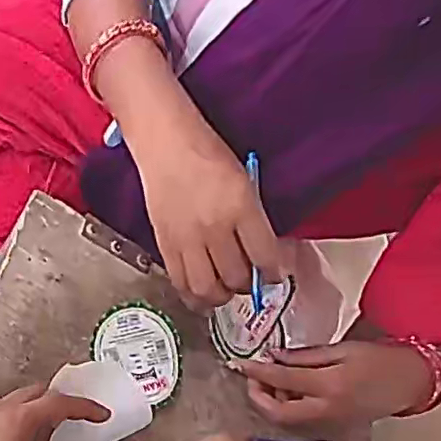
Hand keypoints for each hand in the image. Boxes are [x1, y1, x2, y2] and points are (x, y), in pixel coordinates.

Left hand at [0, 384, 107, 440]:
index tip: (100, 415)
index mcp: (17, 420)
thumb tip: (49, 437)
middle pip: (34, 392)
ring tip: (52, 432)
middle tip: (78, 418)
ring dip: (35, 410)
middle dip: (58, 402)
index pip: (58, 402)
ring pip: (14, 402)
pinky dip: (16, 421)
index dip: (84, 407)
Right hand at [139, 120, 284, 306]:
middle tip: (249, 282)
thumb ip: (253, 220)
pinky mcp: (166, 245)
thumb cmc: (206, 155)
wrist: (166, 144)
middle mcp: (214, 227)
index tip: (274, 276)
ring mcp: (187, 239)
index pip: (264, 255)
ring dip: (221, 297)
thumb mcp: (244, 181)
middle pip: (236, 277)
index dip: (273, 273)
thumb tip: (262, 256)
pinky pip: (181, 282)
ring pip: (207, 288)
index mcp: (240, 206)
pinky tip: (201, 295)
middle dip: (247, 285)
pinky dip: (193, 296)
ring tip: (225, 291)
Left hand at [231, 341, 437, 427]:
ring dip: (270, 403)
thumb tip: (273, 357)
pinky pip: (298, 421)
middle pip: (276, 412)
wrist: (411, 384)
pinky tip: (289, 392)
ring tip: (272, 380)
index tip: (241, 363)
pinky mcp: (330, 428)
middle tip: (254, 376)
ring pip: (285, 420)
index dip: (257, 372)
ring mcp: (327, 423)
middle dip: (258, 396)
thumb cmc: (380, 360)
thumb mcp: (343, 349)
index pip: (282, 380)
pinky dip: (285, 408)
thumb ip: (305, 356)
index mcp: (330, 385)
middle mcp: (325, 409)